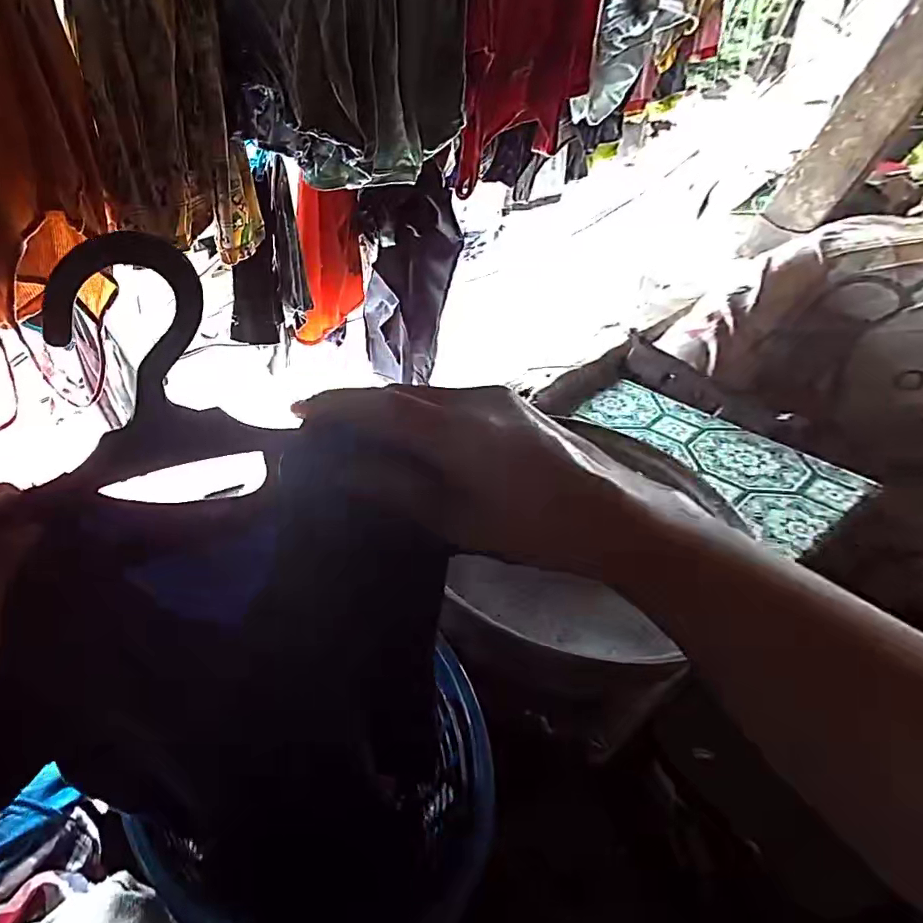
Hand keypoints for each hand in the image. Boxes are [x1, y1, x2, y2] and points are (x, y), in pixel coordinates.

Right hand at [294, 385, 708, 584]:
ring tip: (351, 426)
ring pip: (418, 393)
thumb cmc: (537, 529)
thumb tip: (343, 470)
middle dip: (352, 403)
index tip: (299, 410)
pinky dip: (409, 409)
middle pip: (395, 394)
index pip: (382, 407)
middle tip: (317, 421)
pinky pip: (441, 397)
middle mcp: (472, 400)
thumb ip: (395, 488)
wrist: (623, 517)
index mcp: (459, 433)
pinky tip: (401, 430)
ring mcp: (491, 395)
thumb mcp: (457, 519)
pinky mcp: (504, 399)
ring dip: (380, 406)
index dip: (336, 405)